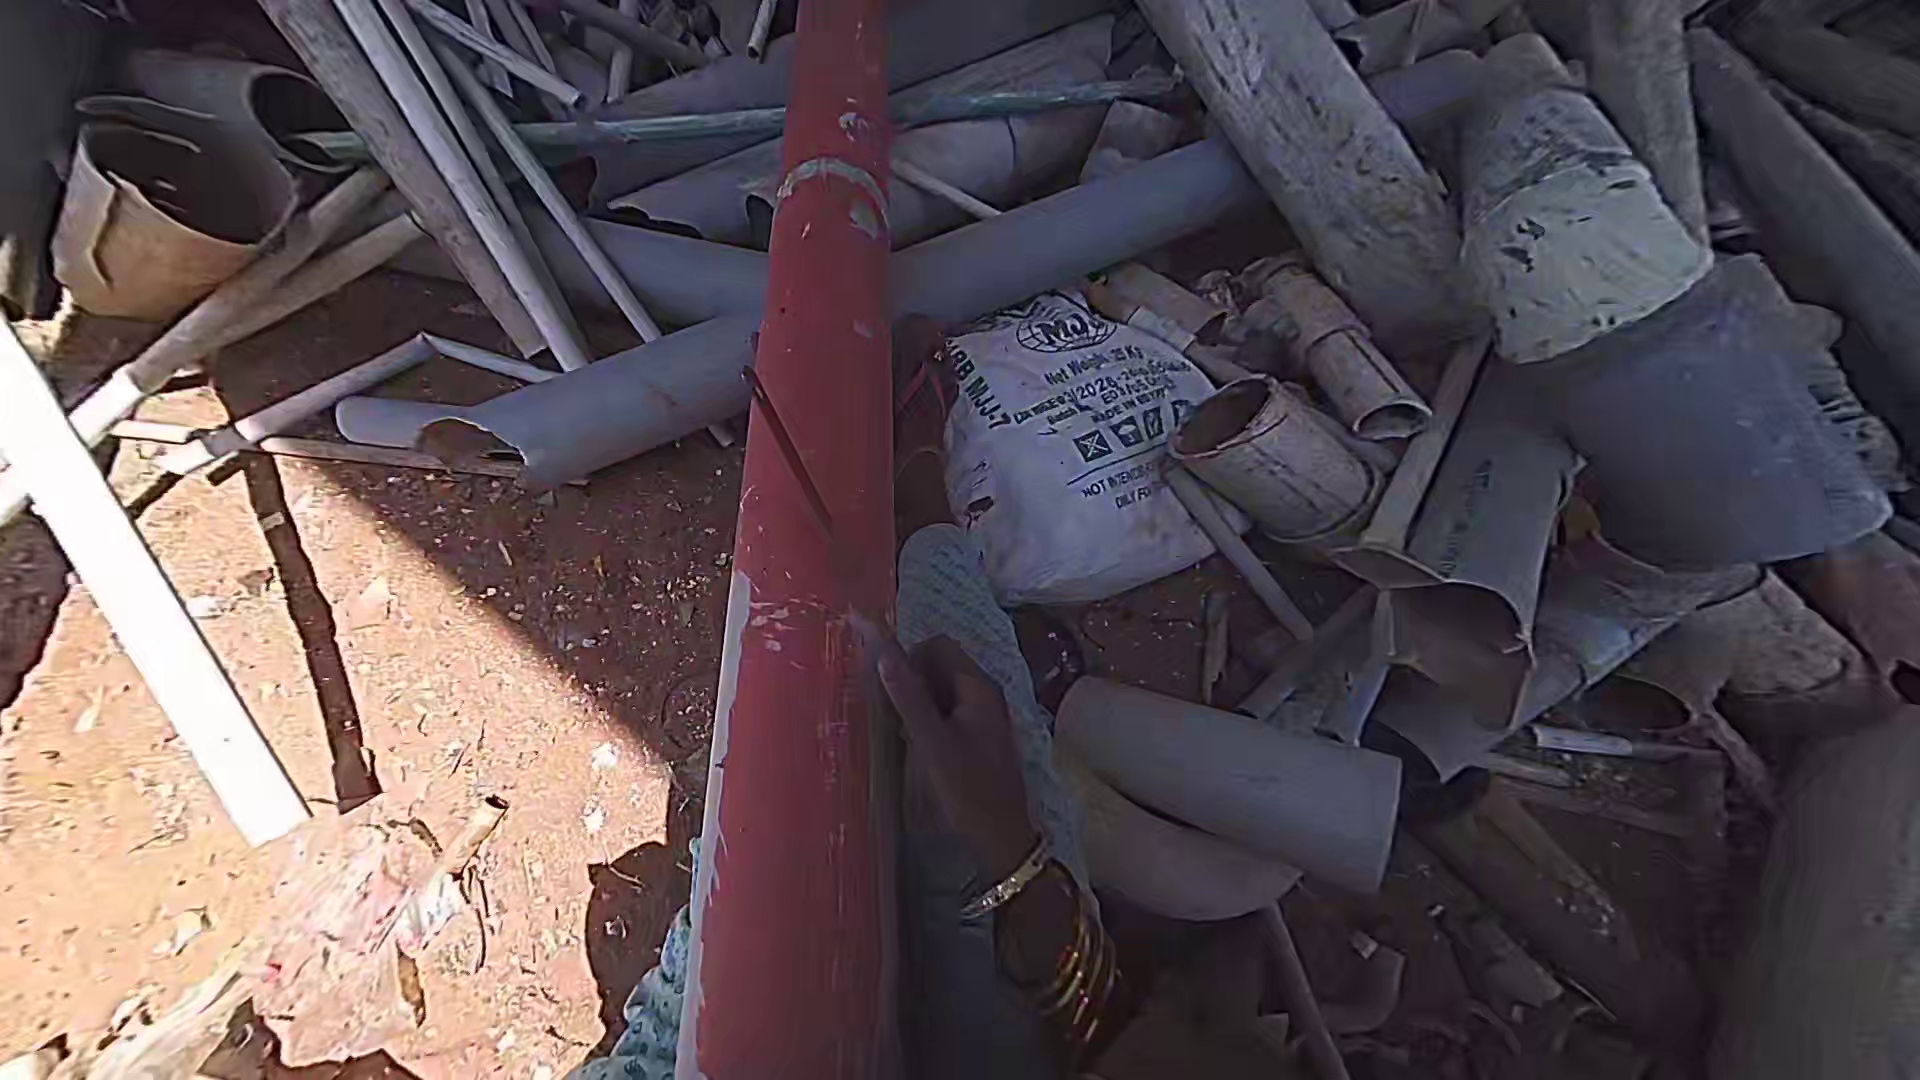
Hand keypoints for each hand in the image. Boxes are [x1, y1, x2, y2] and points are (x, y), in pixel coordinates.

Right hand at [875, 634, 1037, 880]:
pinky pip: (945, 709)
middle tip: (891, 713)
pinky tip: (914, 741)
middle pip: (939, 664)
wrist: (1001, 838)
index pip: (938, 646)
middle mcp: (983, 691)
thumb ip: (909, 696)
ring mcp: (981, 712)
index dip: (910, 659)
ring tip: (900, 729)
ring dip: (915, 699)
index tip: (889, 689)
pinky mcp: (975, 732)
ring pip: (939, 687)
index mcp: (978, 686)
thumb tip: (884, 650)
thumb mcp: (933, 743)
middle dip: (910, 680)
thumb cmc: (968, 789)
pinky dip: (926, 716)